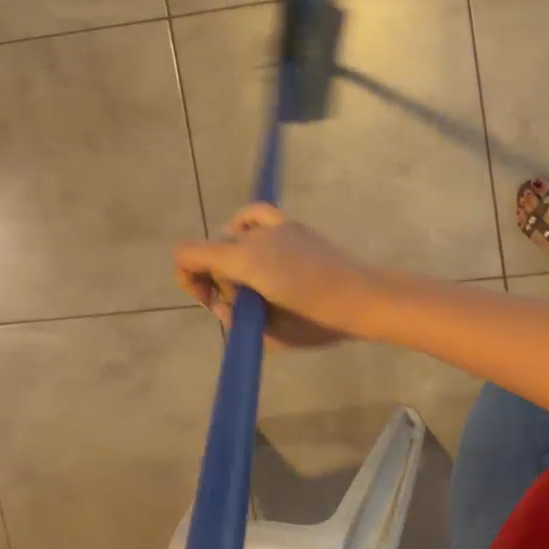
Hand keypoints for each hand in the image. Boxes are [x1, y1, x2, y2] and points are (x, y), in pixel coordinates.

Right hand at [173, 204, 380, 347]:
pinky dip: (246, 225)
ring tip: (256, 281)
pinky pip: (257, 214)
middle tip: (243, 304)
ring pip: (234, 237)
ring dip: (233, 258)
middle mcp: (254, 237)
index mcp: (244, 262)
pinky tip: (254, 243)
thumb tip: (228, 305)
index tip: (210, 301)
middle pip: (214, 251)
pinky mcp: (295, 225)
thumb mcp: (269, 333)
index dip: (187, 277)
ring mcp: (276, 226)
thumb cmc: (317, 321)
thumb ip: (237, 317)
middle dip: (218, 278)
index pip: (187, 254)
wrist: (362, 298)